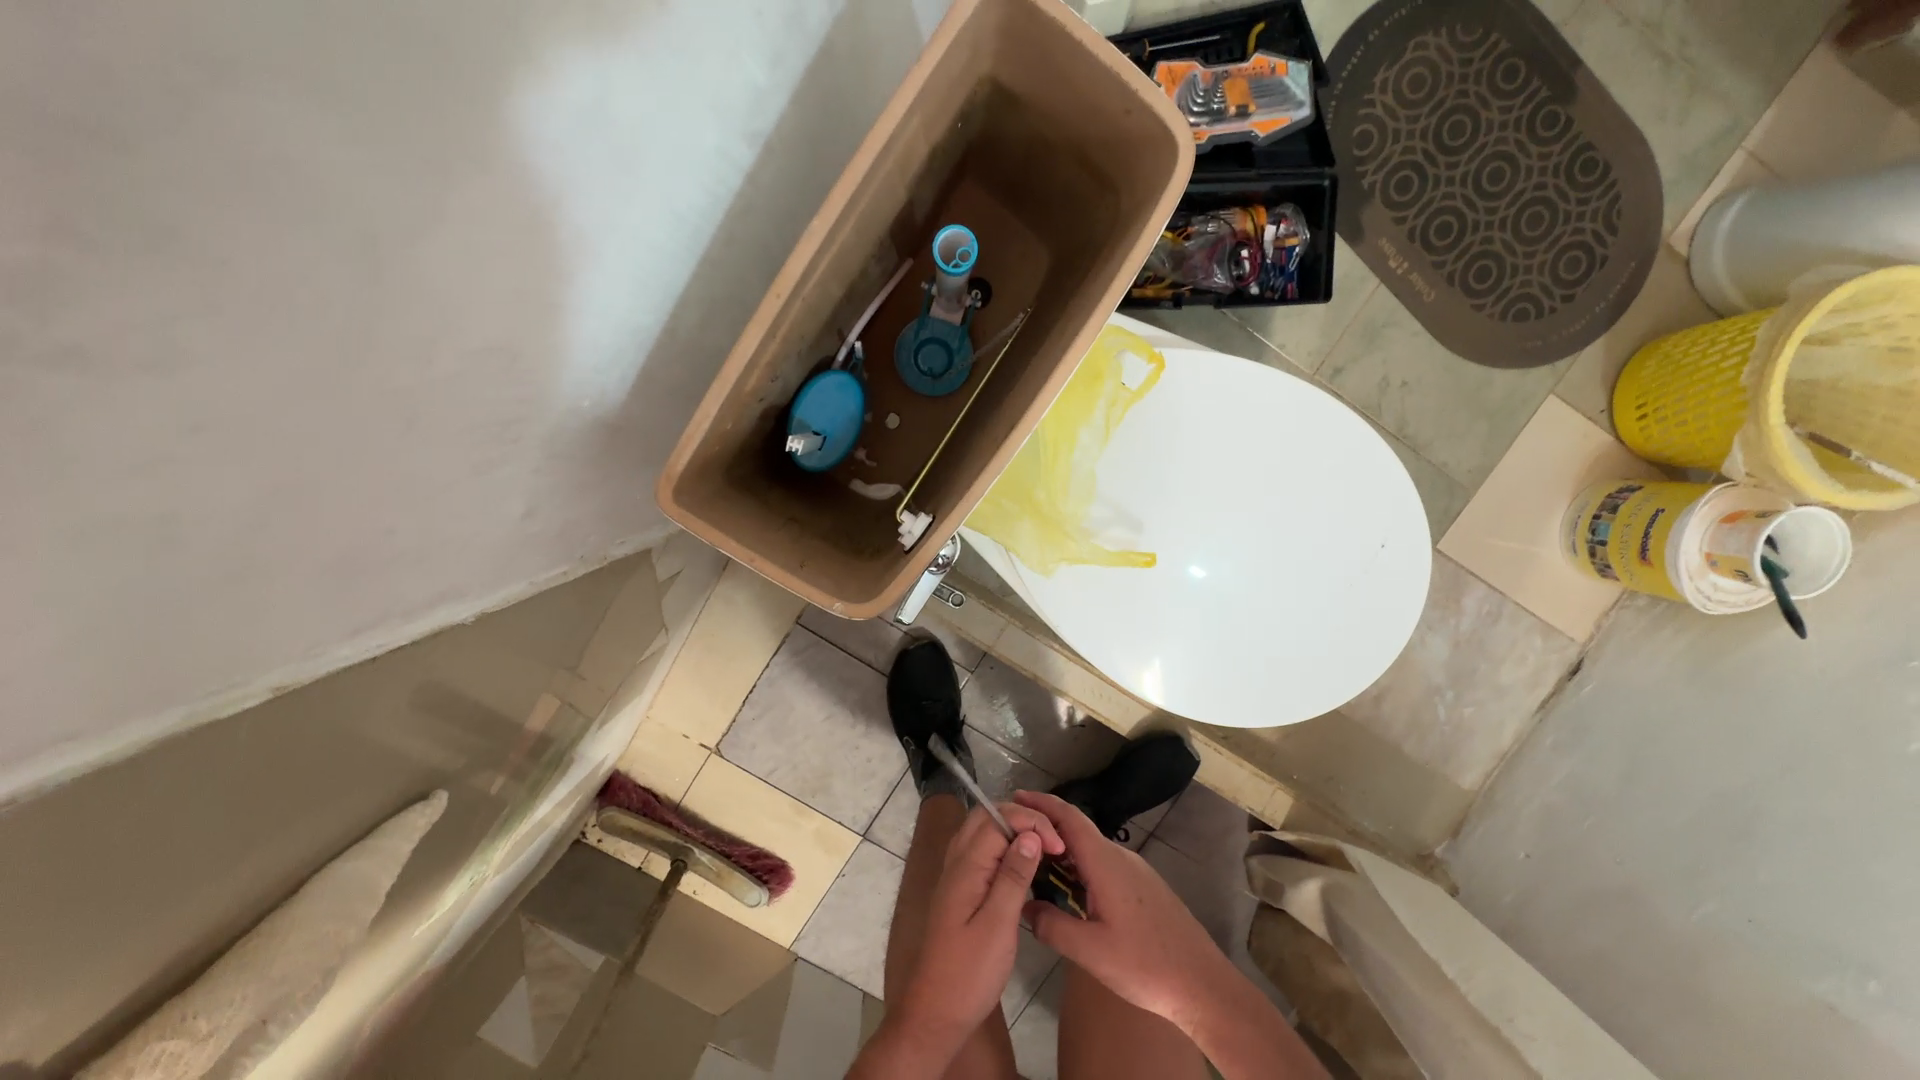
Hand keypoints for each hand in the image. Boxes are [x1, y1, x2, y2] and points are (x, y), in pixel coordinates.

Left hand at [890, 803, 1065, 1051]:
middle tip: (1052, 839)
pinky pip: (978, 854)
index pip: (997, 820)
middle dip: (1020, 818)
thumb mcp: (998, 926)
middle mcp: (955, 865)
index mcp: (966, 868)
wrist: (935, 1012)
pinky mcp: (958, 894)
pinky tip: (1020, 867)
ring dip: (1010, 830)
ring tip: (1041, 846)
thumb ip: (1013, 877)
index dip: (1031, 823)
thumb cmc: (970, 974)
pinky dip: (1001, 848)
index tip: (1059, 845)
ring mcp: (954, 879)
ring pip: (979, 834)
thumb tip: (1030, 835)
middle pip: (985, 818)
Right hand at [1013, 791, 1234, 1031]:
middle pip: (1078, 831)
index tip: (1015, 798)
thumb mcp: (1089, 951)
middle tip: (1013, 839)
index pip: (1069, 818)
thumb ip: (1051, 926)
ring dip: (1063, 852)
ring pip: (1092, 851)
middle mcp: (1122, 858)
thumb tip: (1024, 907)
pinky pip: (1104, 866)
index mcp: (1106, 863)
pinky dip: (1080, 868)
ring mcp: (1137, 873)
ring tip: (1033, 866)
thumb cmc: (1145, 965)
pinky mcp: (1145, 889)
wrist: (1203, 984)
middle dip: (1046, 830)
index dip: (1042, 803)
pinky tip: (1068, 891)